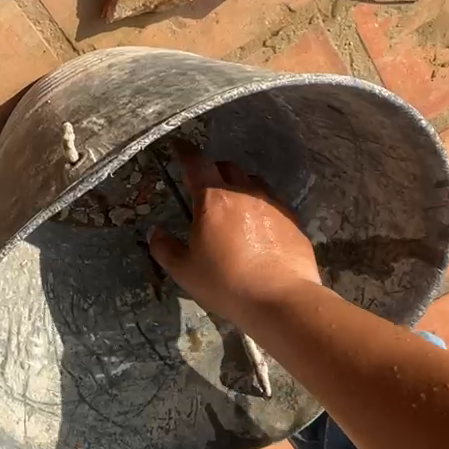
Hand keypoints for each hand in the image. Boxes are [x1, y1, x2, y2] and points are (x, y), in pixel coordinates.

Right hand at [149, 145, 321, 318]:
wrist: (282, 301)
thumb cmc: (227, 282)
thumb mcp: (184, 270)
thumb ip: (165, 248)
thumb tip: (155, 233)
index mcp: (213, 199)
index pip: (196, 163)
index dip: (185, 152)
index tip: (179, 147)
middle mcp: (244, 193)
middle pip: (227, 167)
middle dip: (213, 169)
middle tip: (204, 185)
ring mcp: (273, 205)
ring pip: (253, 182)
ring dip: (239, 185)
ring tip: (233, 204)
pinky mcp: (293, 222)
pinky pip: (273, 203)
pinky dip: (260, 206)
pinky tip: (258, 228)